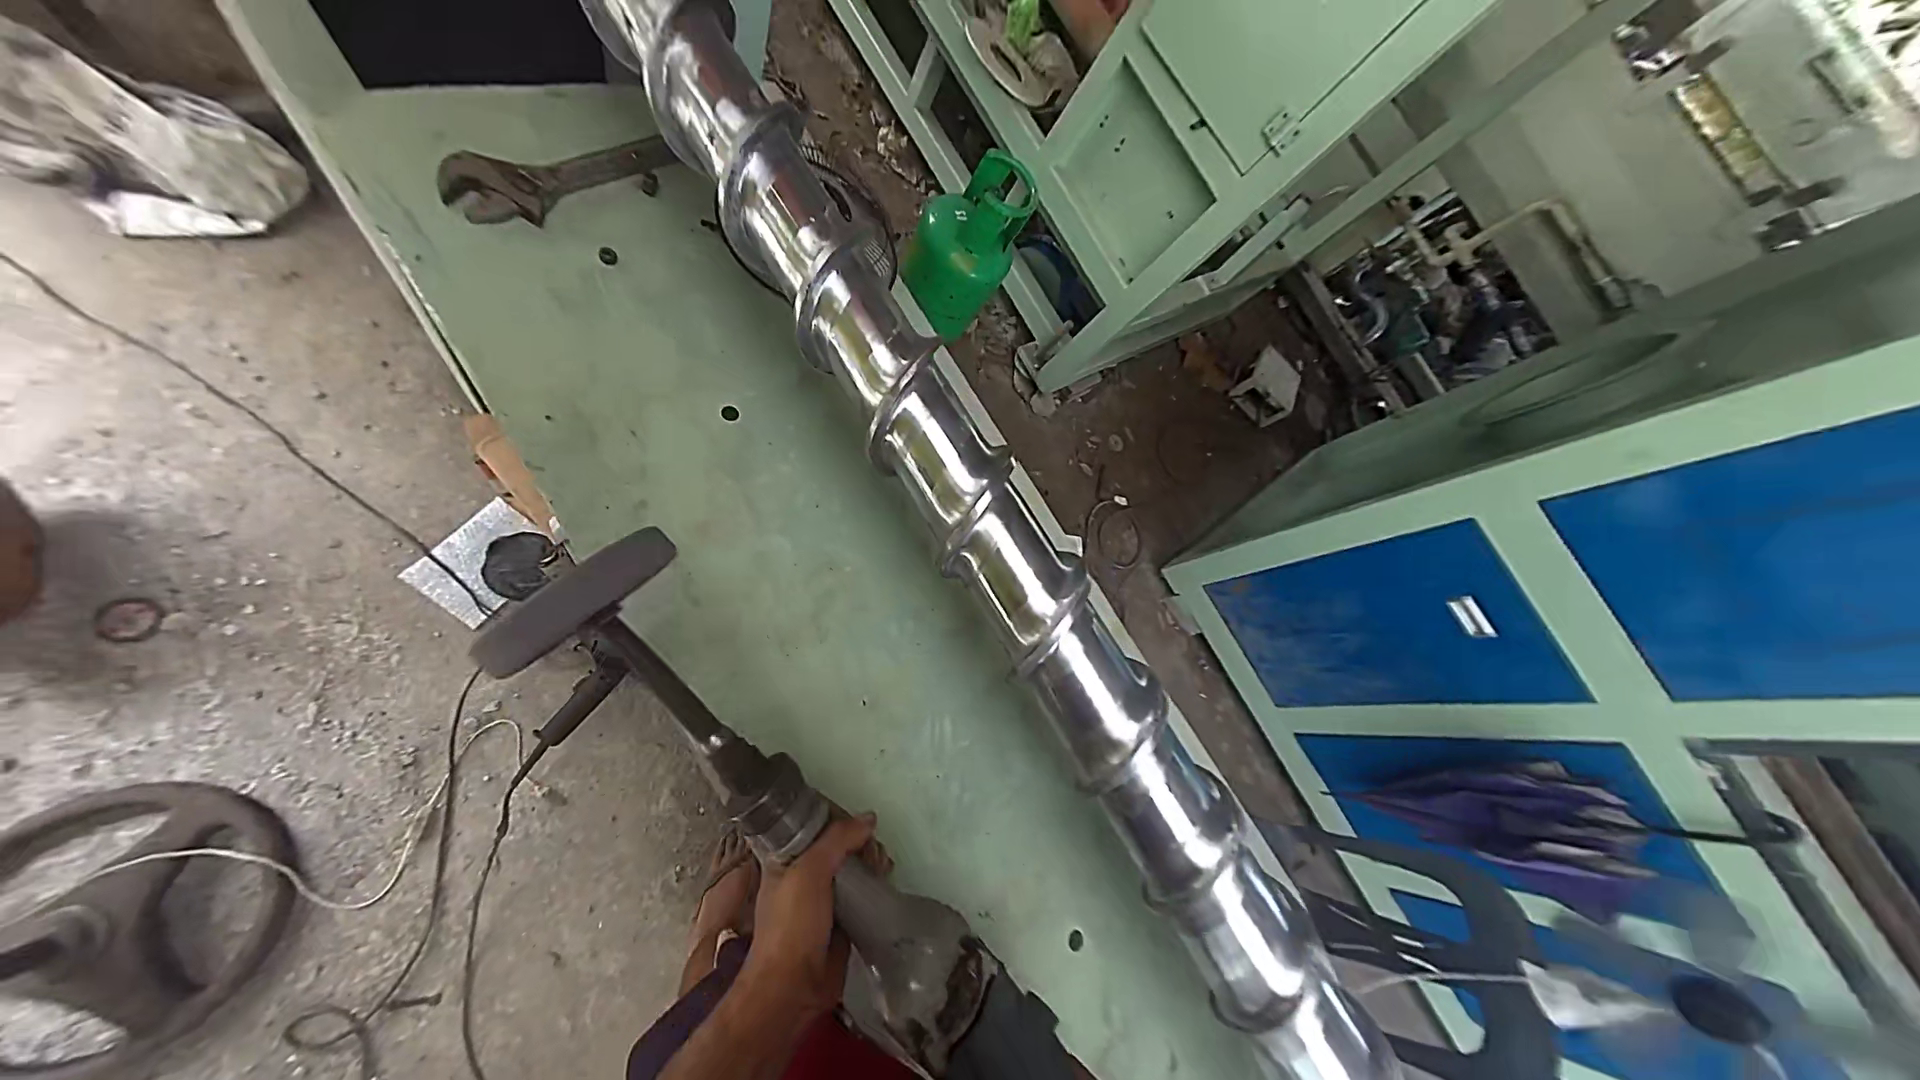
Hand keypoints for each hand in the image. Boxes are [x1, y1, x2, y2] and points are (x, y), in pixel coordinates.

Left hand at [739, 812, 875, 1023]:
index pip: (816, 826)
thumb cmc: (792, 926)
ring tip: (883, 867)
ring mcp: (823, 899)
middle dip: (862, 843)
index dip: (840, 820)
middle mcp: (803, 875)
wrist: (793, 989)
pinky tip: (886, 882)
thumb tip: (869, 818)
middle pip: (840, 846)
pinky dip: (876, 885)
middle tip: (874, 853)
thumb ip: (838, 840)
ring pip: (853, 868)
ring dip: (872, 863)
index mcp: (786, 859)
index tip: (860, 826)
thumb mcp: (810, 872)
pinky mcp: (842, 920)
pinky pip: (862, 893)